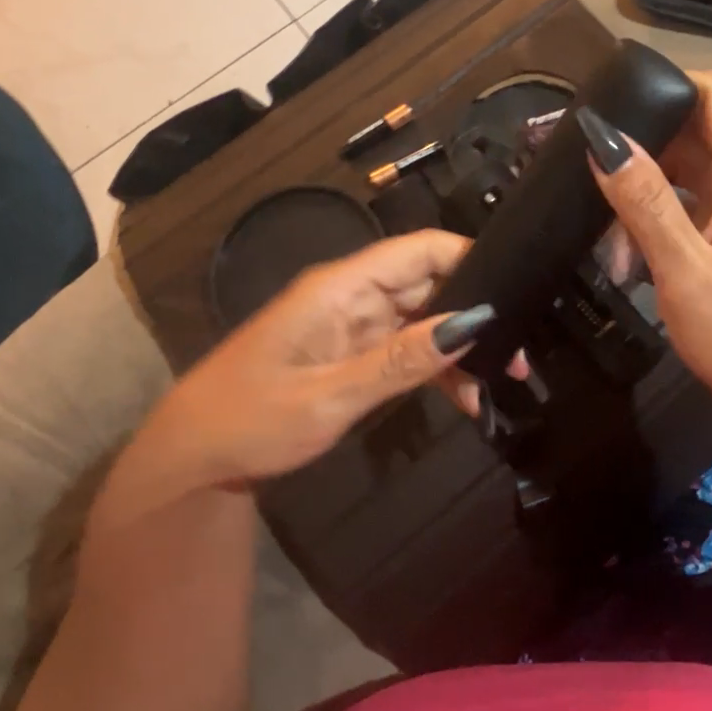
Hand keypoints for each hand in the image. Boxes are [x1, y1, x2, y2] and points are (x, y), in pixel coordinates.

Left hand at [135, 230, 497, 492]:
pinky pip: (408, 349)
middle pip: (429, 282)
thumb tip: (471, 324)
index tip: (517, 290)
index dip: (469, 258)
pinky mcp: (353, 353)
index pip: (419, 250)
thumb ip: (400, 362)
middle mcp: (352, 296)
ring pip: (425, 318)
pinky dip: (437, 368)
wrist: (190, 460)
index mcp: (341, 288)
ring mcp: (354, 325)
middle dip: (477, 311)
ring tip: (505, 381)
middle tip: (521, 354)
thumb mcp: (328, 398)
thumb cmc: (248, 422)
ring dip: (462, 346)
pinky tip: (466, 398)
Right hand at [577, 71, 711, 422]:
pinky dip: (654, 215)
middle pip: (697, 131)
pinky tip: (622, 246)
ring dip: (643, 184)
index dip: (670, 82)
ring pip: (686, 171)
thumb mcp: (684, 270)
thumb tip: (604, 137)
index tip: (615, 90)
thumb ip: (645, 201)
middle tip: (585, 150)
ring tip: (597, 210)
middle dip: (644, 137)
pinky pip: (687, 205)